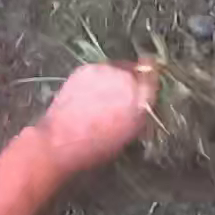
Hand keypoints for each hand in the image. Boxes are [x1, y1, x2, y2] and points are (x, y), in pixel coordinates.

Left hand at [27, 61, 159, 177]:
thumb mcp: (130, 132)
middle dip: (130, 80)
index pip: (152, 74)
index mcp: (141, 97)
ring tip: (102, 97)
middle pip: (134, 70)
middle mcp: (125, 78)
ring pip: (114, 68)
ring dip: (113, 78)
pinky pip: (97, 70)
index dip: (150, 76)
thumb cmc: (97, 146)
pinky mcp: (85, 68)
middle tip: (121, 95)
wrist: (62, 141)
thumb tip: (142, 100)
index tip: (148, 77)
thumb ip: (141, 110)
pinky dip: (96, 78)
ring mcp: (104, 70)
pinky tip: (88, 95)